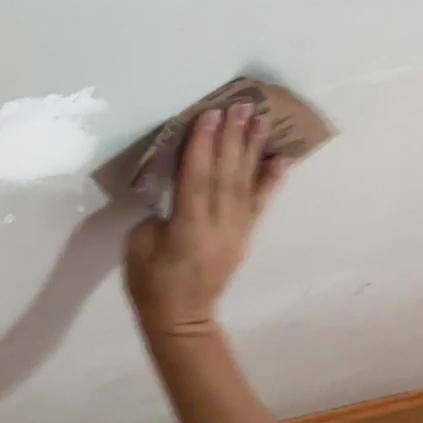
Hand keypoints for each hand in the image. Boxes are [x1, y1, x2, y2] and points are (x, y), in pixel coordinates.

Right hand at [125, 103, 287, 337]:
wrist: (180, 318)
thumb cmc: (149, 281)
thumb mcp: (141, 244)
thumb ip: (161, 211)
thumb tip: (177, 187)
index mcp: (188, 229)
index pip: (197, 178)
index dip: (203, 144)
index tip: (210, 113)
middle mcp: (218, 226)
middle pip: (226, 174)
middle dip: (232, 136)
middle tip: (241, 104)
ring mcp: (236, 231)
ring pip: (245, 183)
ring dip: (252, 148)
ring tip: (261, 118)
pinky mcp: (244, 236)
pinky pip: (260, 204)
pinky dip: (271, 180)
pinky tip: (281, 158)